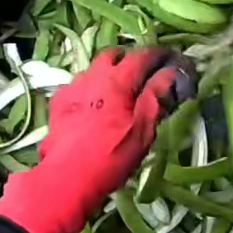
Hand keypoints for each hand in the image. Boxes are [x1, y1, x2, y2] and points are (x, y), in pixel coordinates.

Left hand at [0, 47, 191, 232]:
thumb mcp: (143, 130)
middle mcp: (93, 75)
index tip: (174, 61)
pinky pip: (78, 85)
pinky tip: (94, 105)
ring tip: (119, 92)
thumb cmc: (111, 156)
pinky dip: (91, 89)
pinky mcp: (58, 102)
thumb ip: (156, 97)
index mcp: (117, 79)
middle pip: (115, 55)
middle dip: (131, 60)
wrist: (66, 177)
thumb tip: (171, 73)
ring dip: (109, 73)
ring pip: (94, 69)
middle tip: (145, 75)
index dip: (162, 56)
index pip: (144, 55)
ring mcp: (72, 87)